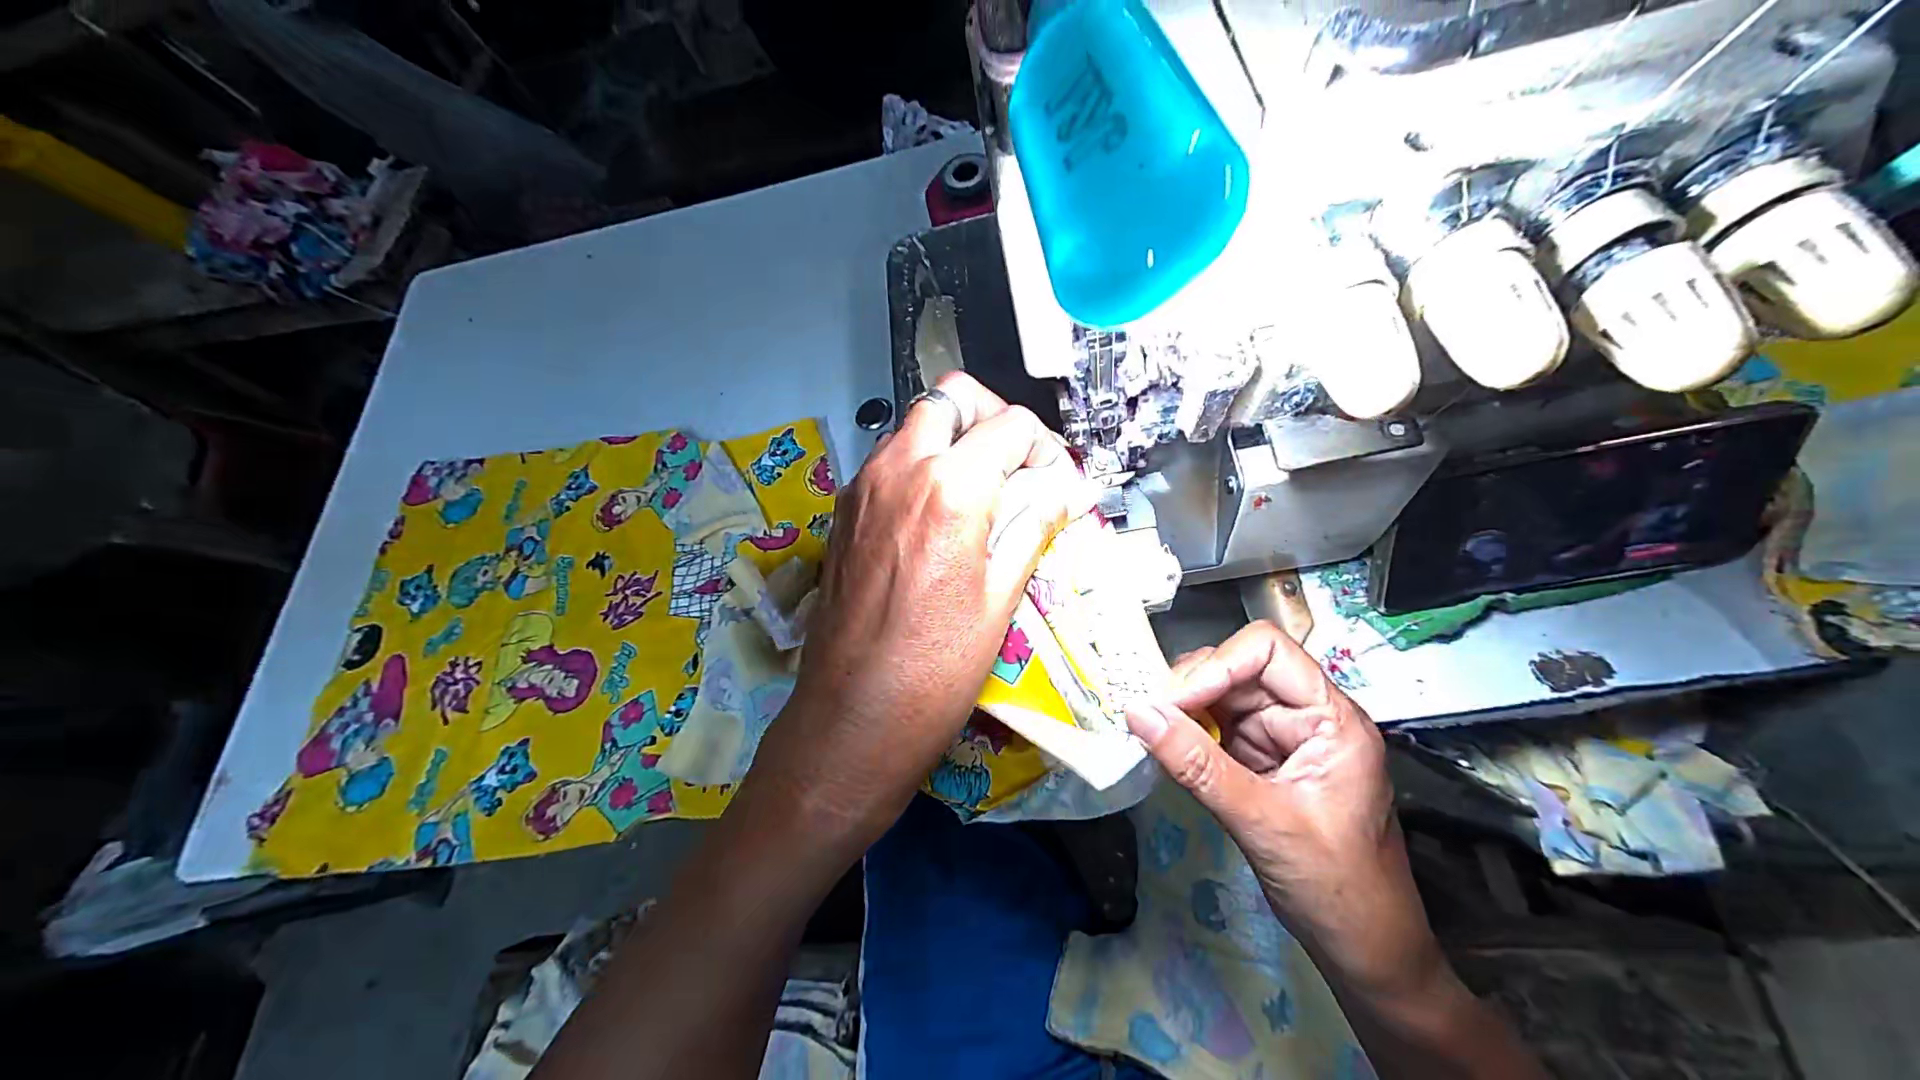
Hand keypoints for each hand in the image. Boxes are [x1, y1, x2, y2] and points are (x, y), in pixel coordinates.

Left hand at [747, 372, 1092, 849]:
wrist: (853, 715)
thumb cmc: (936, 670)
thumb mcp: (1001, 597)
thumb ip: (1032, 526)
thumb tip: (1058, 490)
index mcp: (950, 488)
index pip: (1012, 424)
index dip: (1043, 448)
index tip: (1052, 483)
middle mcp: (899, 469)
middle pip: (953, 398)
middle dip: (991, 420)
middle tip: (1012, 468)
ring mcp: (862, 486)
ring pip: (915, 425)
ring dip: (952, 441)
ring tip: (977, 495)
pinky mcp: (843, 510)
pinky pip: (887, 460)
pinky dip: (918, 466)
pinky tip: (936, 518)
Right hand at [1125, 621, 1443, 998]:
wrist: (1364, 949)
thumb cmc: (1336, 887)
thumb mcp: (1263, 822)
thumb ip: (1197, 765)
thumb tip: (1138, 714)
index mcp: (1331, 719)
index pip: (1268, 651)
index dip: (1218, 665)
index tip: (1175, 700)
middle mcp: (1306, 716)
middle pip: (1239, 668)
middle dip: (1192, 687)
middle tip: (1150, 715)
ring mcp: (1282, 738)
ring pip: (1222, 697)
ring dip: (1184, 709)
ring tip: (1151, 729)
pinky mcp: (1260, 760)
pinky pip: (1216, 729)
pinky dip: (1187, 734)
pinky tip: (1167, 747)